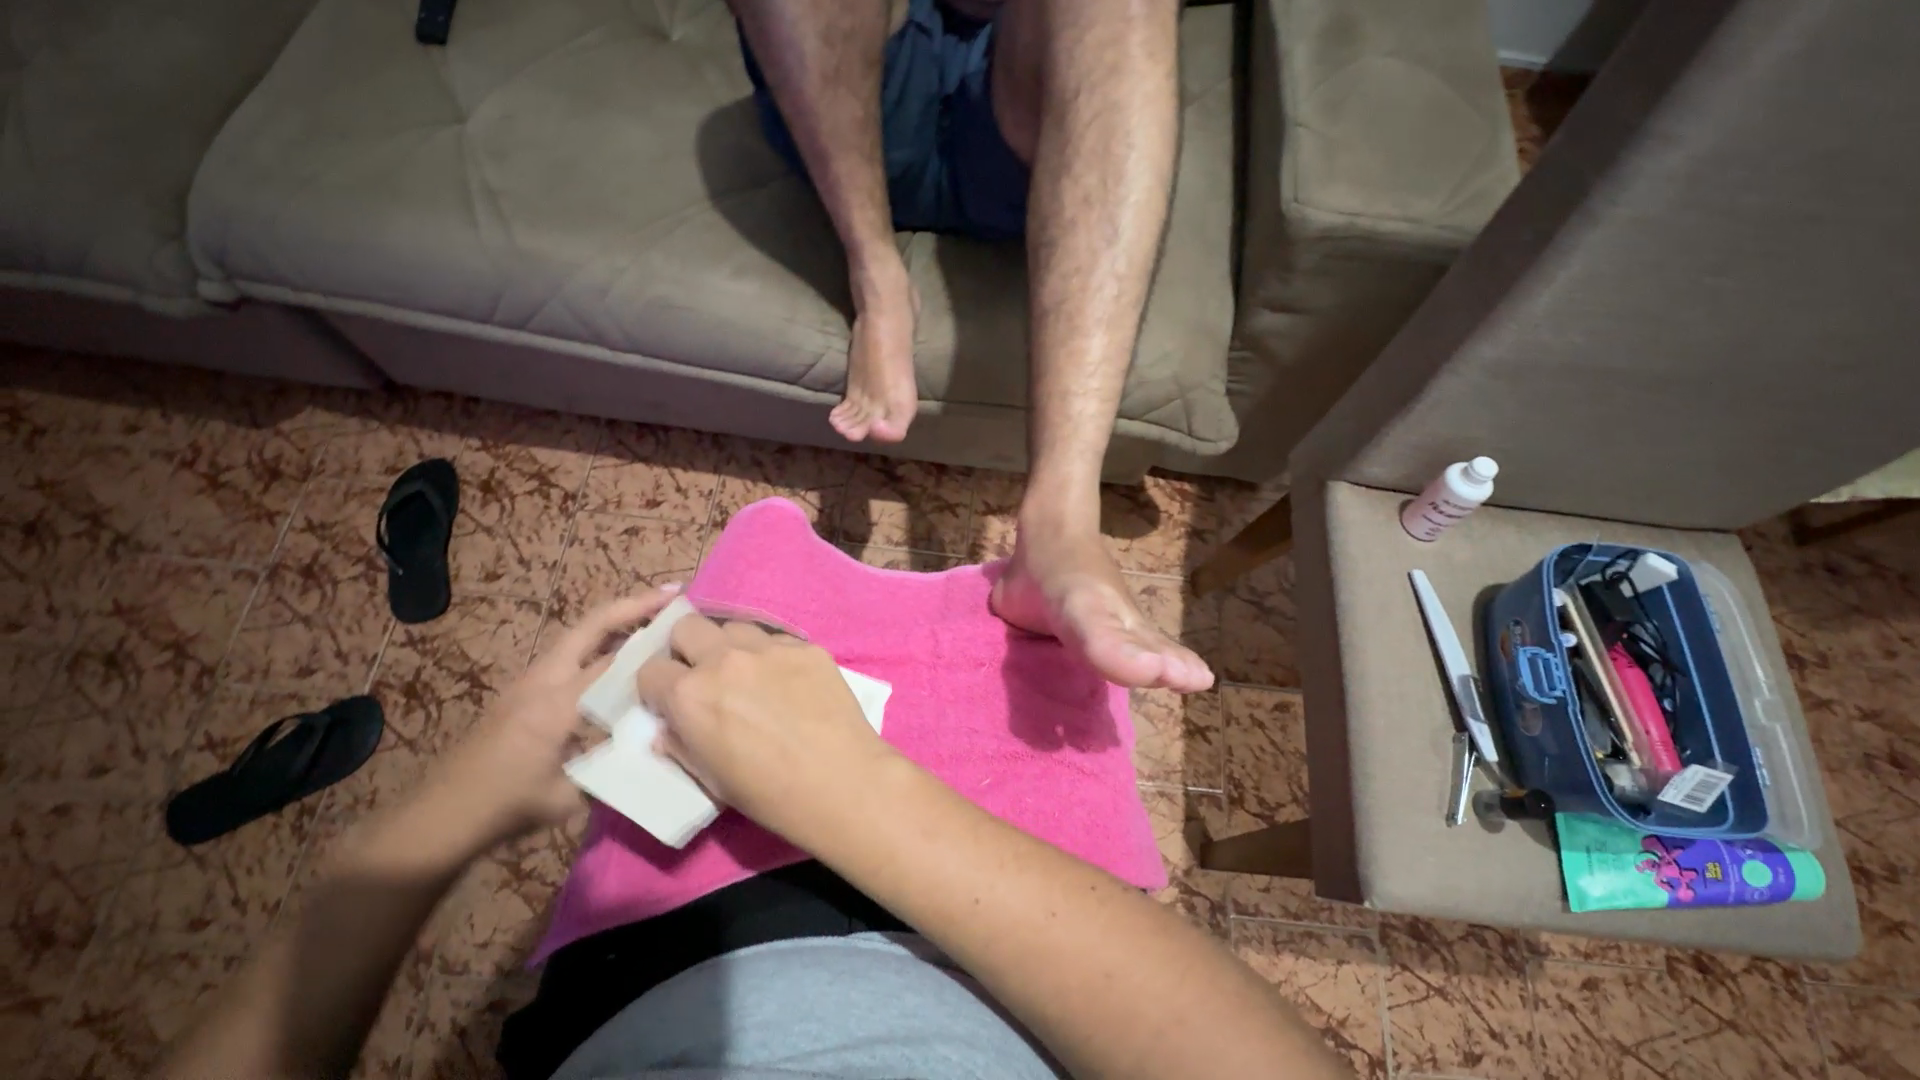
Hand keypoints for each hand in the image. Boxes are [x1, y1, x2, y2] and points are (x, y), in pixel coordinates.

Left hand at [419, 589, 678, 847]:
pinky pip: (568, 656)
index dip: (653, 639)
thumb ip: (614, 768)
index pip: (615, 659)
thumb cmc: (505, 808)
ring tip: (656, 619)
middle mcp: (542, 680)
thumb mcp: (570, 797)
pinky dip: (600, 644)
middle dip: (634, 604)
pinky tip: (620, 658)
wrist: (438, 817)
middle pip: (592, 625)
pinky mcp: (522, 693)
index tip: (688, 623)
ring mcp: (528, 682)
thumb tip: (657, 751)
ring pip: (578, 637)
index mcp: (557, 703)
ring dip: (616, 621)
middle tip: (673, 593)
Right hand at [637, 614, 901, 843]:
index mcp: (689, 694)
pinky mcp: (806, 646)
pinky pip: (777, 640)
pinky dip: (772, 656)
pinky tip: (787, 683)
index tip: (670, 703)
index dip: (657, 689)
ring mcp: (768, 648)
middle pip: (686, 627)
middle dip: (687, 650)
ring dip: (731, 647)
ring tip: (748, 676)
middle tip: (705, 678)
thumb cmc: (768, 793)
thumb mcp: (709, 779)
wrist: (840, 783)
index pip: (650, 671)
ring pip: (734, 627)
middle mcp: (723, 660)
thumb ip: (680, 745)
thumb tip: (667, 729)